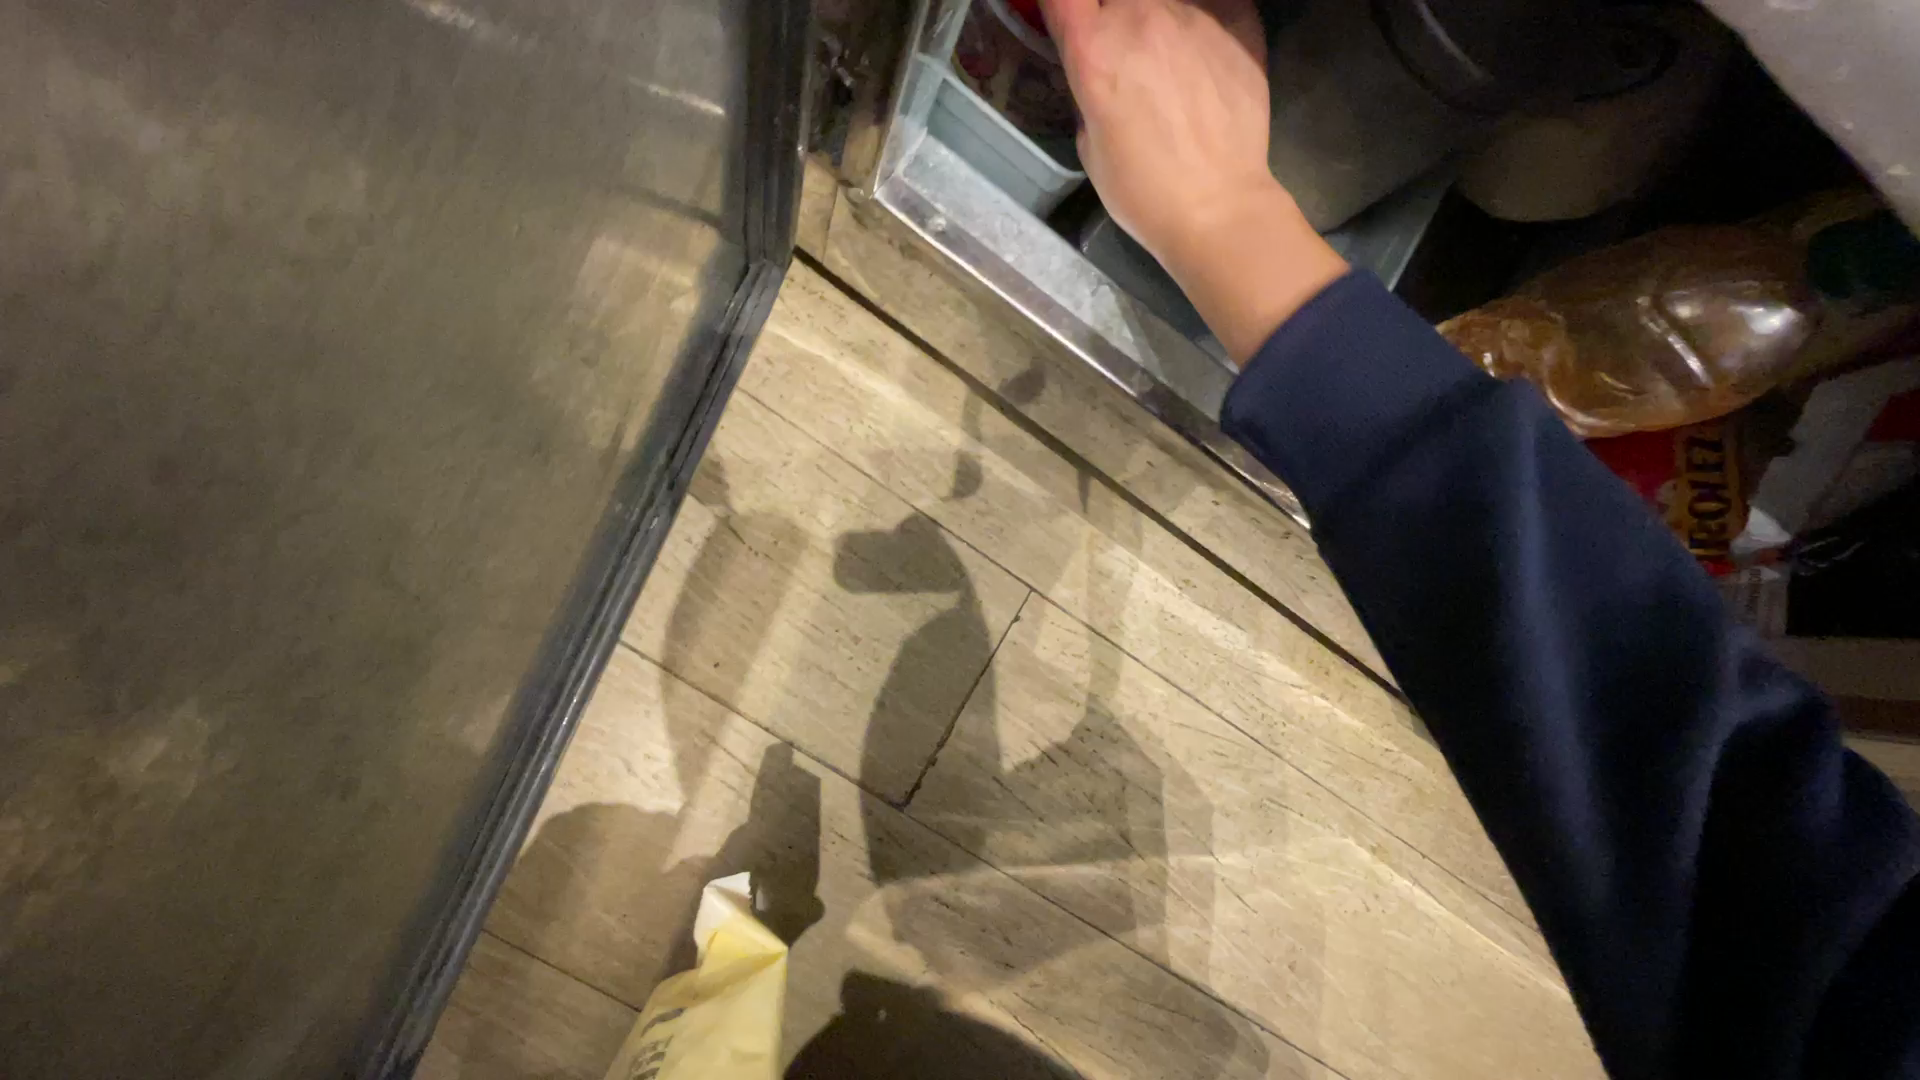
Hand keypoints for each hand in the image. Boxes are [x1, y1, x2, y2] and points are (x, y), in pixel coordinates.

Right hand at [1042, 0, 1346, 363]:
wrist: (1217, 207)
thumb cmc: (1143, 193)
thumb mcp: (1091, 148)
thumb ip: (1090, 94)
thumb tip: (1101, 72)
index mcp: (1093, 50)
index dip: (1062, 9)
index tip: (1067, 23)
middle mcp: (1141, 15)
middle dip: (1110, 14)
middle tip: (1121, 55)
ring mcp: (1194, 12)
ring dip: (1157, 21)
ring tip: (1166, 62)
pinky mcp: (1239, 19)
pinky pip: (1212, 1)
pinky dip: (1203, 18)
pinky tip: (1202, 55)